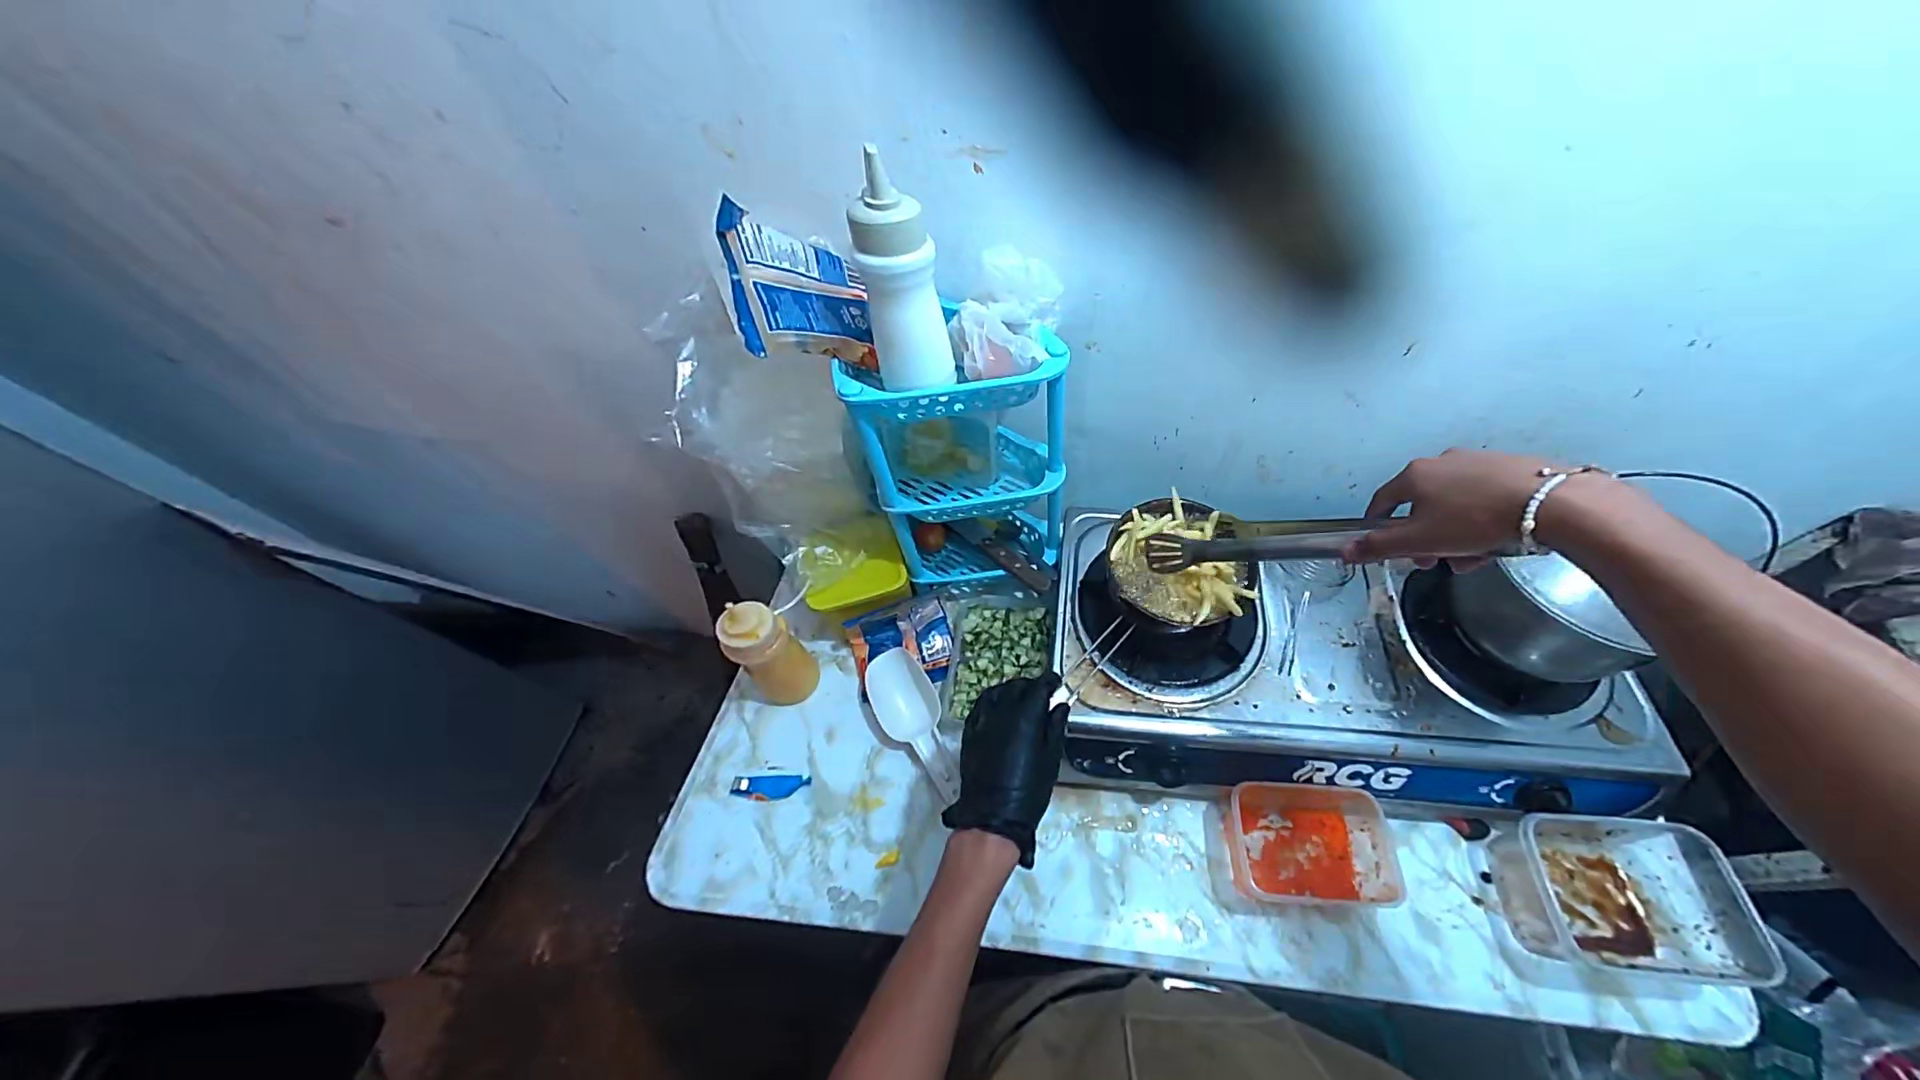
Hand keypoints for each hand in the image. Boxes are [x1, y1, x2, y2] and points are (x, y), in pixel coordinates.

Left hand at [940, 673, 1066, 868]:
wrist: (994, 814)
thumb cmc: (1029, 790)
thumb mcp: (1051, 758)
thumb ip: (1055, 727)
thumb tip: (1059, 705)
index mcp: (1025, 716)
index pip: (1038, 687)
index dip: (1049, 681)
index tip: (1056, 682)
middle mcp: (1001, 711)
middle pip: (1016, 686)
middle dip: (1030, 685)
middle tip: (1041, 693)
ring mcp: (982, 720)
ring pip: (995, 692)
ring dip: (1009, 690)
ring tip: (1019, 698)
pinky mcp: (970, 731)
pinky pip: (981, 706)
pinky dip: (992, 701)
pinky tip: (999, 708)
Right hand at [1342, 449, 1561, 568]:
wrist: (1554, 505)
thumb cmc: (1477, 521)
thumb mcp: (1419, 541)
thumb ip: (1378, 547)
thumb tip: (1345, 551)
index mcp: (1413, 475)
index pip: (1381, 502)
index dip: (1379, 527)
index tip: (1386, 545)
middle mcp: (1442, 461)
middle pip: (1420, 505)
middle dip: (1424, 537)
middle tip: (1436, 560)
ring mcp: (1478, 461)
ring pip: (1453, 504)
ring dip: (1454, 532)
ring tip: (1473, 556)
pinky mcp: (1510, 466)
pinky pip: (1482, 497)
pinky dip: (1481, 519)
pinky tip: (1496, 539)